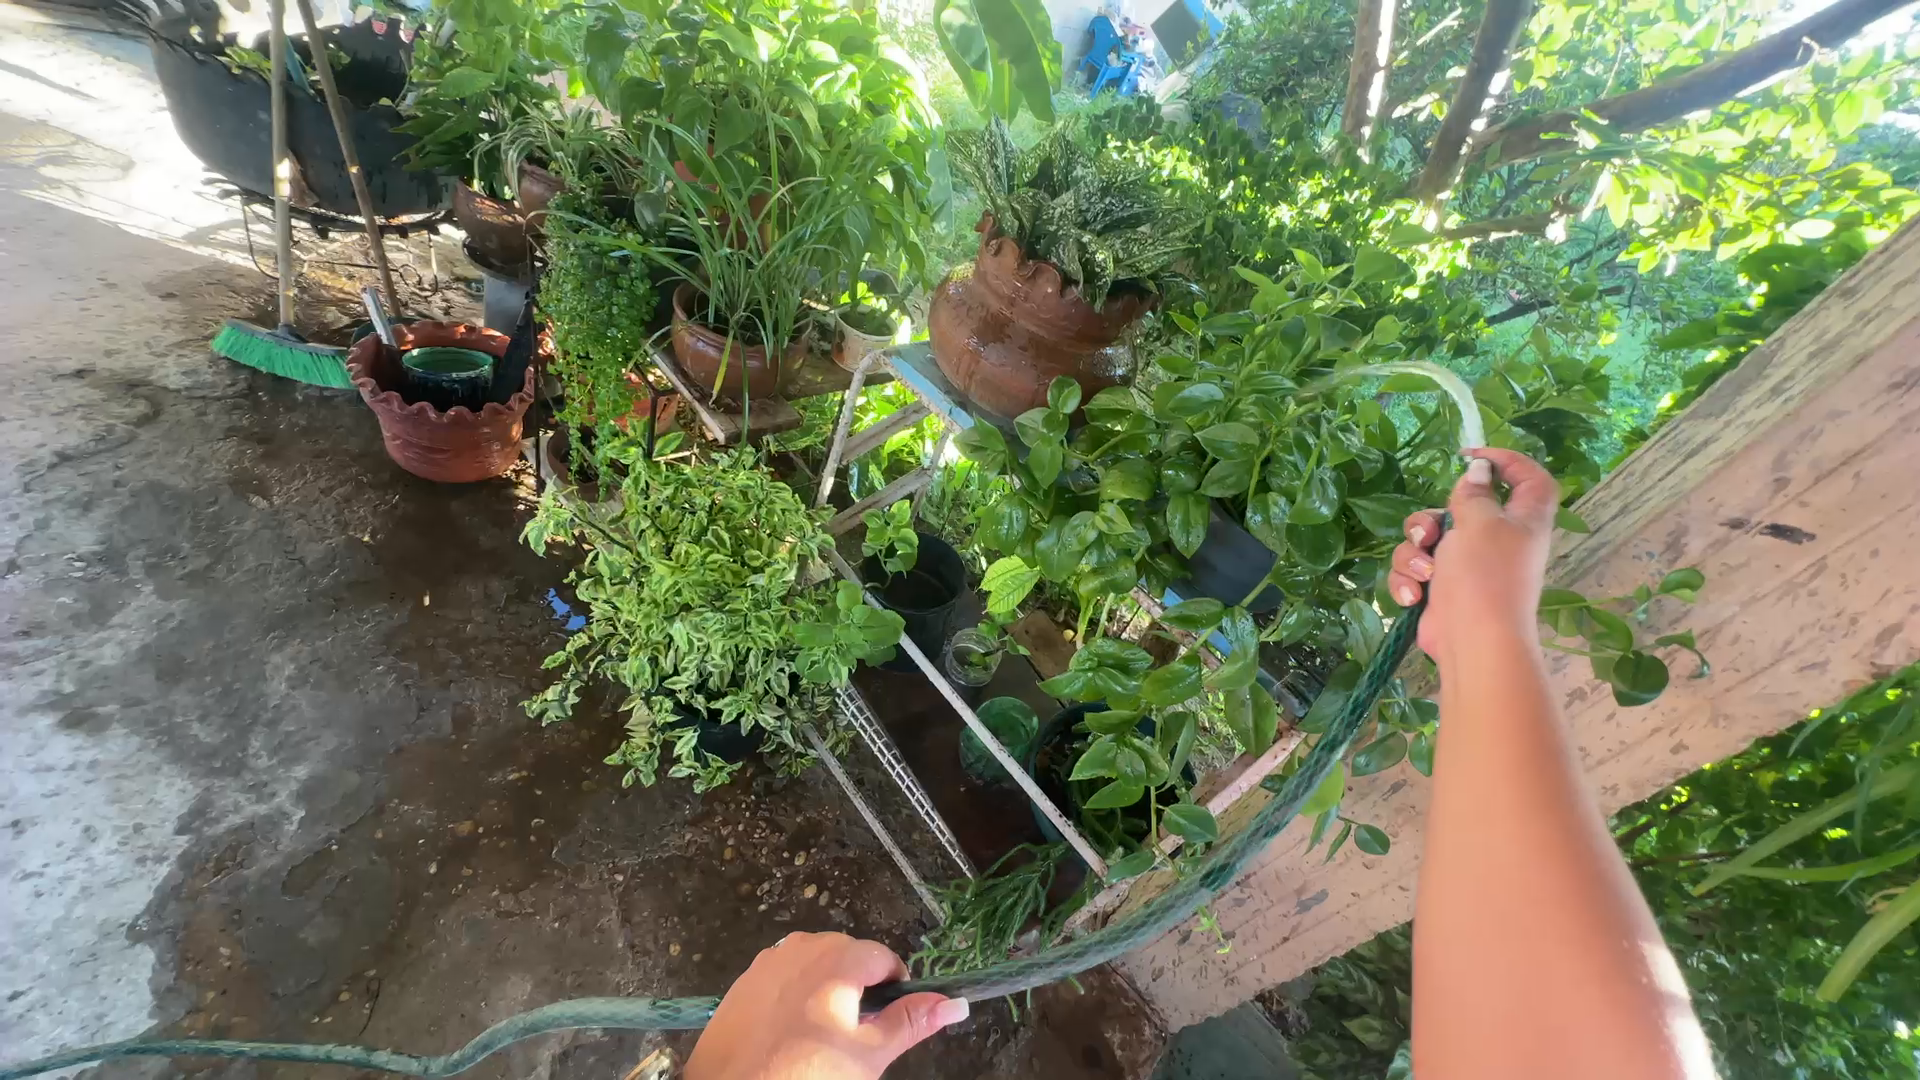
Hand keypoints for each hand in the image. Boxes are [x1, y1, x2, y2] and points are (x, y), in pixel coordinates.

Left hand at [685, 932, 967, 1079]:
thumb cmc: (807, 1077)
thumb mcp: (868, 1056)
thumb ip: (913, 1021)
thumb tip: (957, 1002)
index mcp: (840, 956)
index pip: (884, 959)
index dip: (892, 992)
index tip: (883, 1027)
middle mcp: (805, 944)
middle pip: (849, 957)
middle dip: (857, 990)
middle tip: (850, 1040)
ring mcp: (770, 959)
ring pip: (815, 965)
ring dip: (825, 990)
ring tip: (817, 1039)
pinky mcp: (744, 980)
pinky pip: (783, 977)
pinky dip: (792, 996)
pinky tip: (785, 1036)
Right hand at [1386, 447, 1558, 667]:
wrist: (1472, 639)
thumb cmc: (1485, 576)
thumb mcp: (1479, 523)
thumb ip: (1473, 494)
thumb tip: (1476, 472)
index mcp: (1520, 519)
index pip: (1526, 478)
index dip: (1505, 461)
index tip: (1468, 455)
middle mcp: (1494, 539)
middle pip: (1457, 510)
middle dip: (1430, 519)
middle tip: (1427, 533)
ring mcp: (1464, 566)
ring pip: (1424, 541)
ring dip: (1413, 554)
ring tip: (1423, 573)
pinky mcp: (1439, 588)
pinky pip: (1412, 570)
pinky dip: (1408, 580)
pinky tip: (1415, 596)